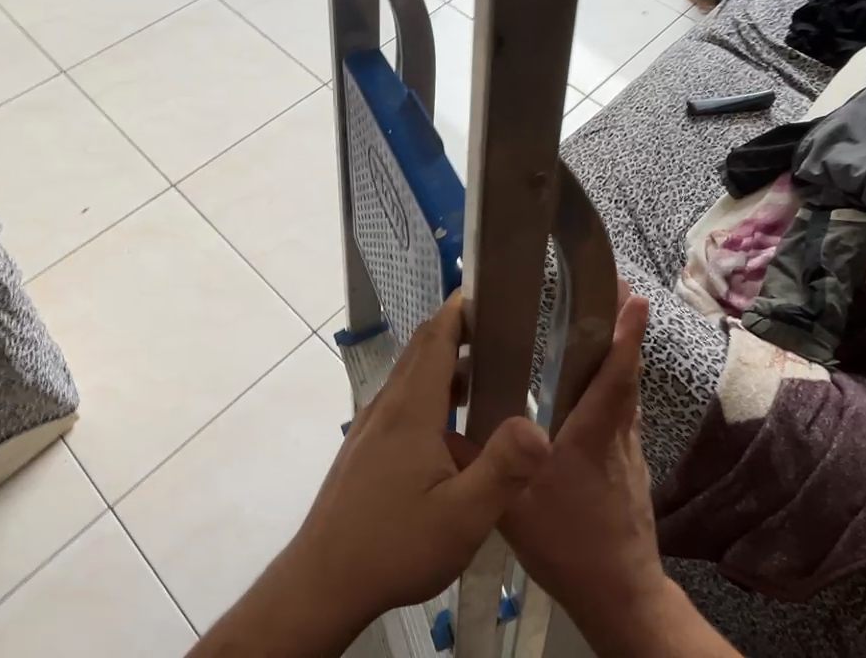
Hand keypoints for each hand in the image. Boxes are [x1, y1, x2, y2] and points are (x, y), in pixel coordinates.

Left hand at [192, 291, 550, 656]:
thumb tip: (540, 425)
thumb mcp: (463, 516)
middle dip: (455, 330)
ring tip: (486, 371)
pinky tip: (451, 423)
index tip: (486, 288)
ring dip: (444, 364)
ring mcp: (370, 426)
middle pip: (420, 351)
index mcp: (410, 410)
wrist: (325, 577)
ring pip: (409, 378)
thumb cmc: (395, 544)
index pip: (435, 340)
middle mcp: (386, 406)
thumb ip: (502, 468)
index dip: (459, 310)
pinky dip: (430, 392)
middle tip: (499, 324)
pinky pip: (401, 402)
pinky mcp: (364, 448)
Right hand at [491, 281, 669, 634]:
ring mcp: (627, 454)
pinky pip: (622, 417)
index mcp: (589, 439)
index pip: (612, 380)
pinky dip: (615, 390)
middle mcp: (615, 438)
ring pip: (627, 396)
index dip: (624, 339)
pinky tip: (593, 394)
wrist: (620, 596)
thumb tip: (437, 429)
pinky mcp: (629, 470)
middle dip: (624, 334)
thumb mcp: (509, 508)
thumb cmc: (568, 546)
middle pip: (625, 377)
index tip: (634, 300)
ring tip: (604, 331)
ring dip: (621, 360)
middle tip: (618, 295)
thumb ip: (476, 464)